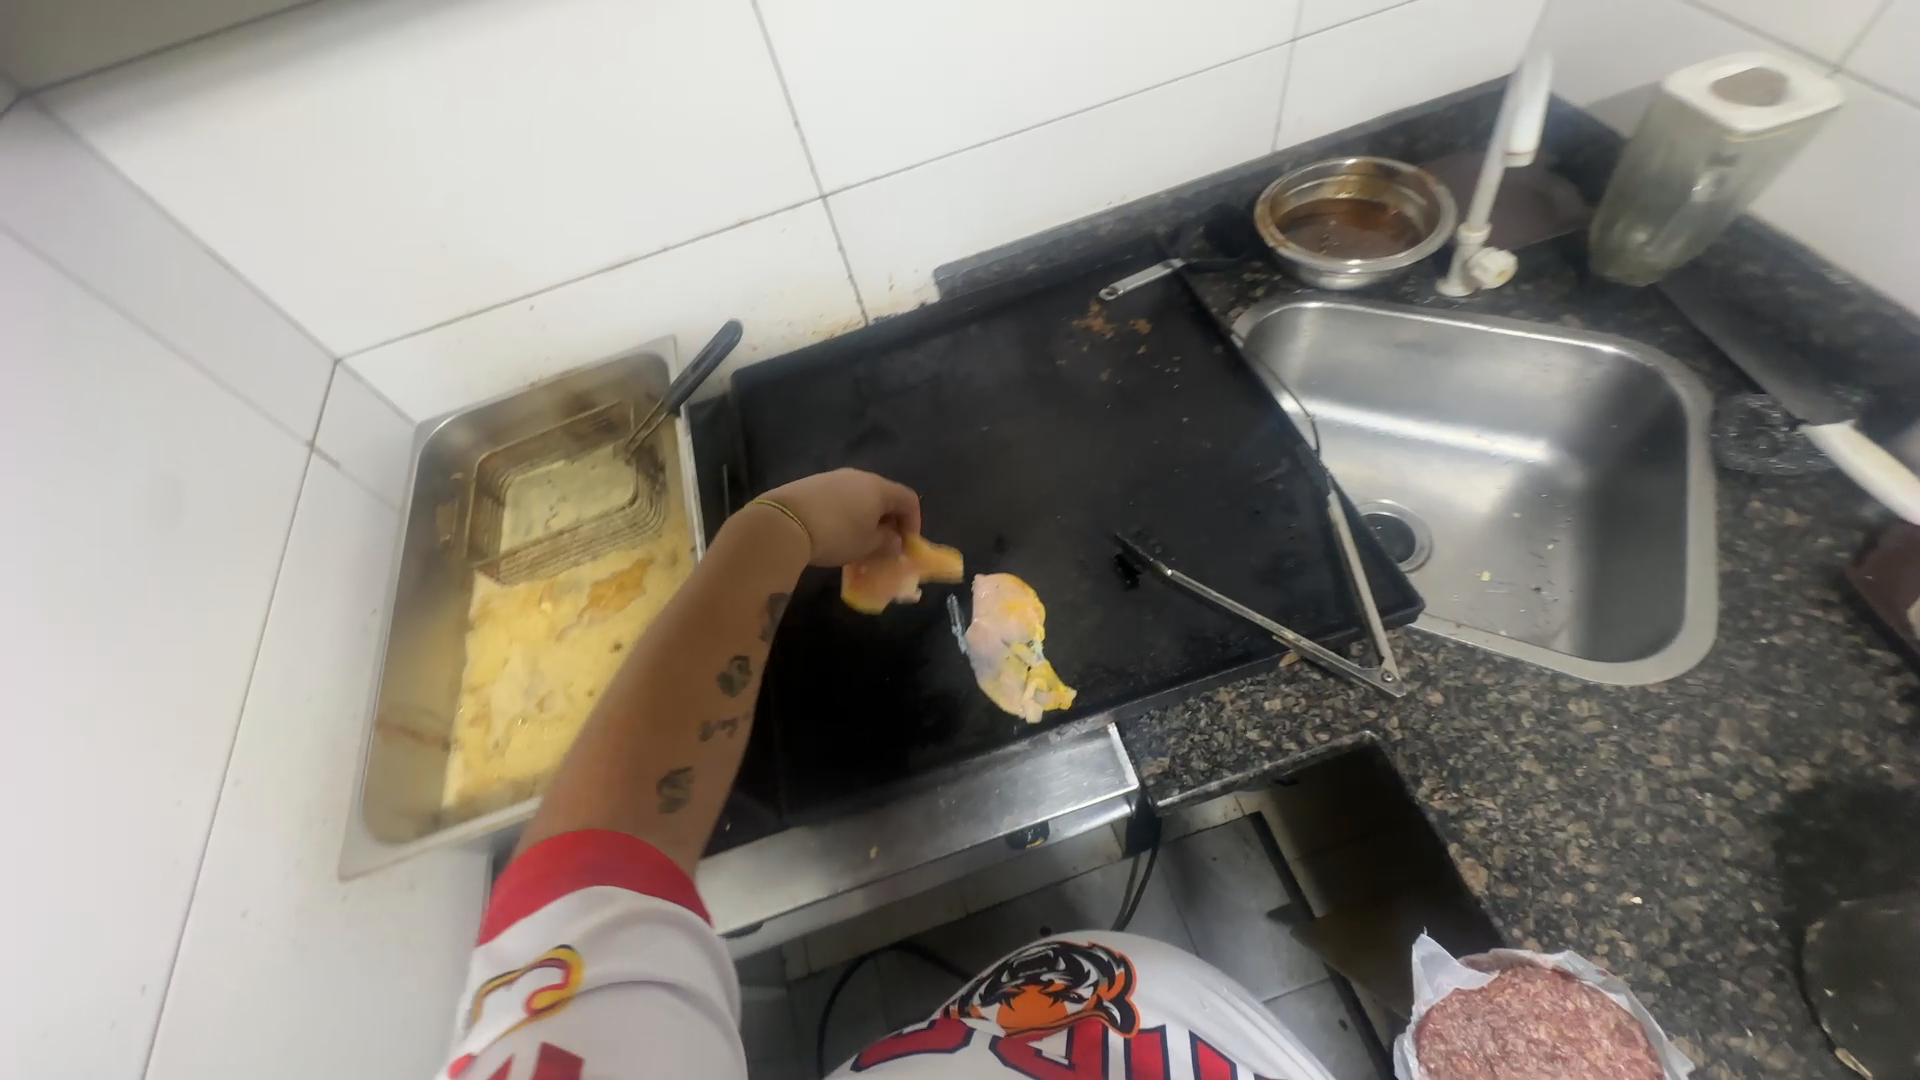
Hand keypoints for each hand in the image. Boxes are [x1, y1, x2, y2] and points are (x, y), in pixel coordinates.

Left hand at [759, 468, 922, 566]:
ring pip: (860, 495)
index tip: (906, 544)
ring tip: (858, 539)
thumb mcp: (867, 545)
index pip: (909, 499)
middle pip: (884, 495)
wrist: (783, 523)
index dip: (914, 522)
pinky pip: (839, 496)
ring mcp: (833, 476)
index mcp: (878, 488)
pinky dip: (846, 512)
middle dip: (889, 519)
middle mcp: (859, 476)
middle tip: (884, 543)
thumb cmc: (836, 535)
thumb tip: (894, 539)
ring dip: (866, 515)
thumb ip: (887, 541)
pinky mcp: (812, 482)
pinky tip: (834, 530)